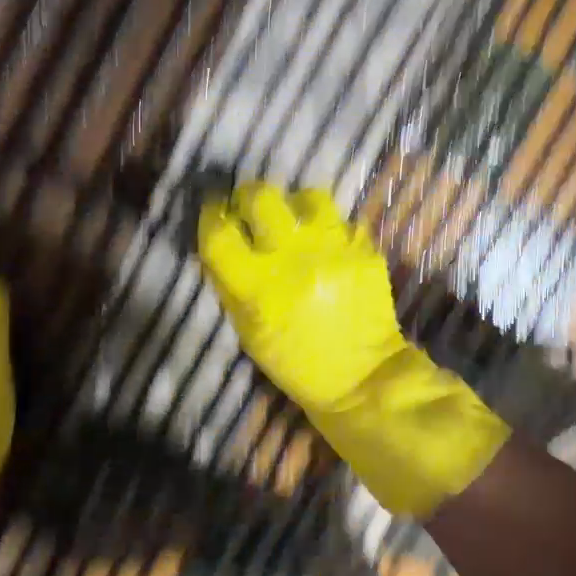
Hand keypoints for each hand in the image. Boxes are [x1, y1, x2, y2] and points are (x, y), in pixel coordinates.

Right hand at [197, 182, 508, 515]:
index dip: (211, 215)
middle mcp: (295, 260)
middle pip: (261, 197)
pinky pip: (339, 220)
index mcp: (258, 288)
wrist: (362, 378)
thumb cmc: (294, 361)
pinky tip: (325, 245)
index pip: (219, 232)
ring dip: (294, 206)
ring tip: (294, 221)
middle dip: (249, 196)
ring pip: (306, 197)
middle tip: (251, 209)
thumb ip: (228, 282)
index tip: (215, 211)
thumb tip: (218, 235)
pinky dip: (327, 229)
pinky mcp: (364, 250)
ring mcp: (334, 250)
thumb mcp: (246, 330)